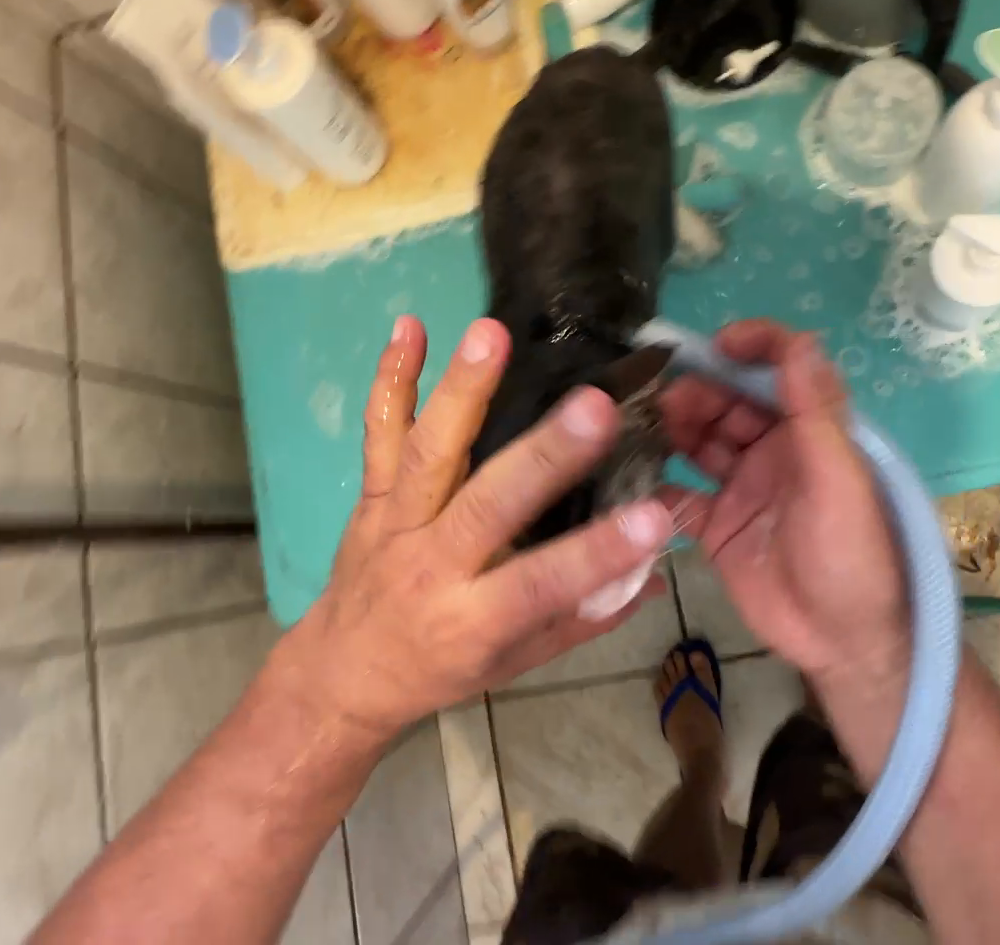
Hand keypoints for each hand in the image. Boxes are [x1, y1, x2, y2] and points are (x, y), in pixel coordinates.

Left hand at [286, 316, 672, 741]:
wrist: (343, 672)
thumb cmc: (442, 669)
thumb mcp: (518, 663)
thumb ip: (585, 619)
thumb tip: (654, 572)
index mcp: (472, 618)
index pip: (543, 584)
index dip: (600, 554)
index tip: (656, 518)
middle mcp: (431, 562)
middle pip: (487, 504)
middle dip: (544, 456)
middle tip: (594, 406)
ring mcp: (396, 519)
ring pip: (427, 452)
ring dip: (461, 390)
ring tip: (491, 333)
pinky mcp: (373, 492)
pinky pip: (379, 432)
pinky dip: (393, 378)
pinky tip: (410, 327)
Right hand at [658, 321, 908, 704]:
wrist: (844, 643)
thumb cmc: (855, 557)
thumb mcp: (841, 482)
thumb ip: (816, 414)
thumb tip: (799, 342)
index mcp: (811, 432)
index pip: (782, 369)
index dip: (752, 347)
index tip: (714, 346)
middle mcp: (774, 451)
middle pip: (729, 403)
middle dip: (698, 391)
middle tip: (661, 396)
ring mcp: (742, 488)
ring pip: (700, 442)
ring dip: (674, 429)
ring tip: (641, 426)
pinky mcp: (716, 526)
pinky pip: (679, 497)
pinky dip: (656, 487)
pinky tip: (631, 479)